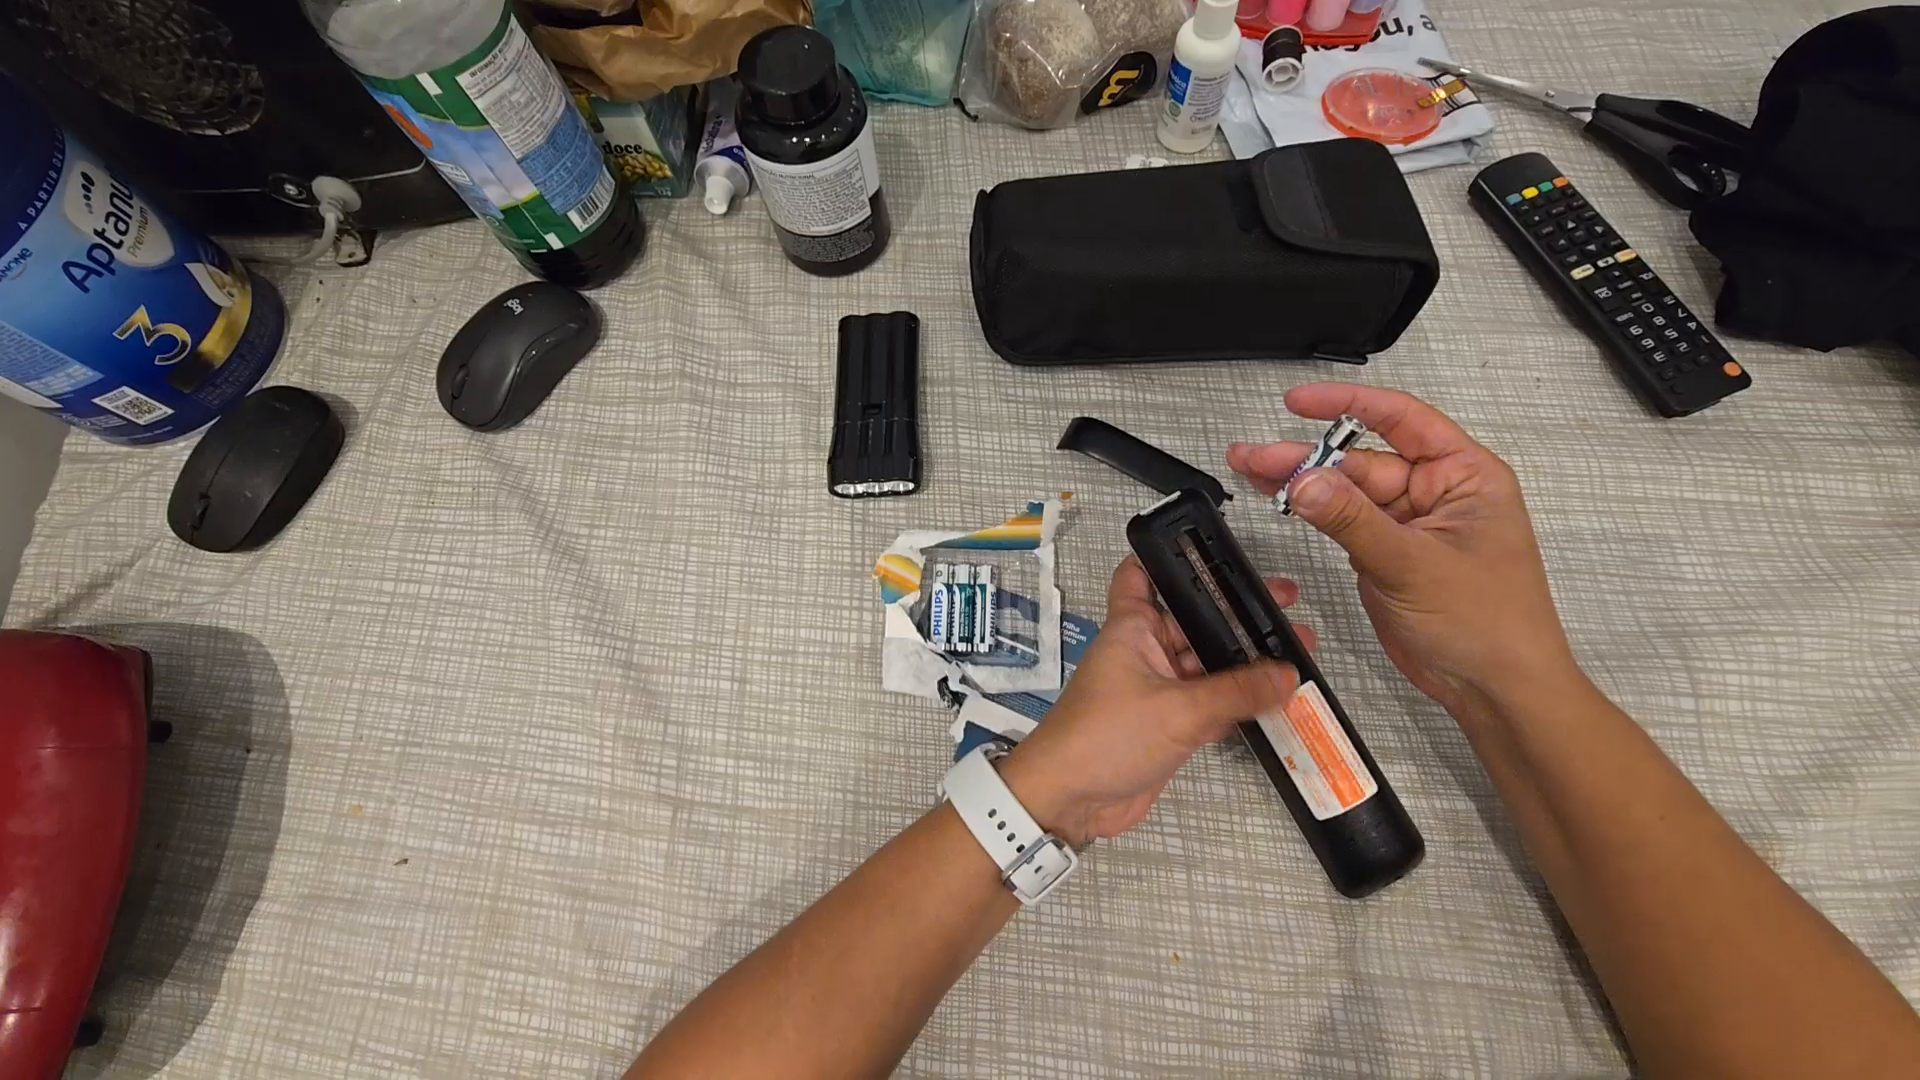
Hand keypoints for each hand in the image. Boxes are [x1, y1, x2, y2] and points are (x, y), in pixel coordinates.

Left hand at [996, 558, 1306, 845]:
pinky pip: (1212, 704)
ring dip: (1248, 662)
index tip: (1215, 551)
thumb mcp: (1176, 709)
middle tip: (1290, 607)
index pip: (1141, 575)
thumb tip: (1289, 672)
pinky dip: (1241, 703)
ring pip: (1209, 665)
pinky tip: (1281, 699)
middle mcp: (1146, 651)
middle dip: (1239, 615)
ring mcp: (1160, 689)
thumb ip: (1236, 691)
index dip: (1169, 557)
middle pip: (1196, 622)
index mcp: (1132, 627)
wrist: (1071, 799)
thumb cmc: (1107, 736)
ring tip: (1302, 651)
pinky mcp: (1170, 724)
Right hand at [1227, 383, 1577, 718]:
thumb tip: (1302, 482)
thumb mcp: (1414, 563)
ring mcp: (1405, 523)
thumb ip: (1353, 521)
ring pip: (1344, 490)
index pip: (1401, 420)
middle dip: (1305, 455)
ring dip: (1298, 481)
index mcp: (1462, 476)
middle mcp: (1433, 491)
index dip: (1348, 404)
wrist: (1492, 687)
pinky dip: (1308, 510)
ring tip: (1248, 469)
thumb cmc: (1484, 622)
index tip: (1297, 403)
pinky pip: (1340, 520)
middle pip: (1359, 459)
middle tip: (1253, 456)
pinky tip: (1277, 498)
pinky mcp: (1383, 551)